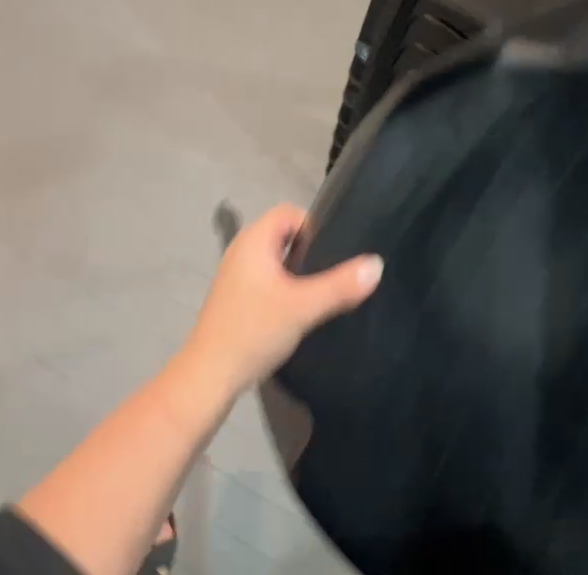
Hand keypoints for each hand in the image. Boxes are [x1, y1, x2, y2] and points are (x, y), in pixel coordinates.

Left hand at [174, 204, 382, 397]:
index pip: (289, 212)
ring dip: (296, 272)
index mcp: (253, 241)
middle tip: (331, 275)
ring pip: (275, 259)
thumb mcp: (303, 307)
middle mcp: (241, 250)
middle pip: (283, 234)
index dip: (313, 226)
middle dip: (308, 251)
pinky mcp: (234, 297)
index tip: (332, 254)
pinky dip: (283, 287)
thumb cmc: (254, 331)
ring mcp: (235, 274)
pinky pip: (266, 278)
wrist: (210, 375)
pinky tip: (297, 312)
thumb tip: (377, 264)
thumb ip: (341, 285)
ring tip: (318, 294)